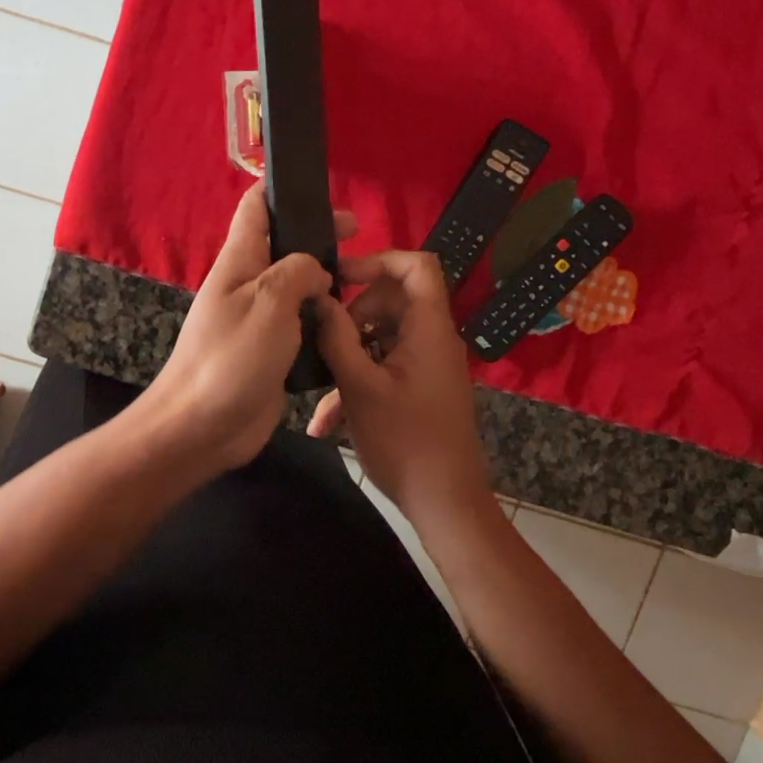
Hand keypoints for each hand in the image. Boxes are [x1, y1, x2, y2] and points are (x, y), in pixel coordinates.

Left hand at [142, 184, 354, 472]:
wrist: (202, 427)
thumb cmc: (231, 357)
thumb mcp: (268, 301)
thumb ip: (298, 272)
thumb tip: (317, 270)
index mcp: (240, 261)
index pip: (256, 208)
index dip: (284, 190)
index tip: (324, 191)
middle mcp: (249, 285)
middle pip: (286, 247)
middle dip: (321, 237)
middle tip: (361, 237)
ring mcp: (260, 321)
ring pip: (299, 289)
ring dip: (328, 283)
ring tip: (364, 282)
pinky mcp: (273, 353)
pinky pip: (303, 327)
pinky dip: (325, 322)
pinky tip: (352, 324)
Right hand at [310, 251, 491, 519]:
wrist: (444, 502)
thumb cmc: (404, 441)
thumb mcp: (359, 387)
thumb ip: (337, 338)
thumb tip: (319, 300)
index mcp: (429, 328)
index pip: (417, 265)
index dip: (378, 260)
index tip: (340, 279)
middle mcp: (432, 339)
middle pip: (392, 300)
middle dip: (353, 316)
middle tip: (323, 338)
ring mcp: (426, 365)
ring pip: (383, 338)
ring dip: (348, 356)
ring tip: (318, 388)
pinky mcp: (419, 389)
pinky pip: (385, 368)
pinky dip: (358, 383)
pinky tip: (327, 422)